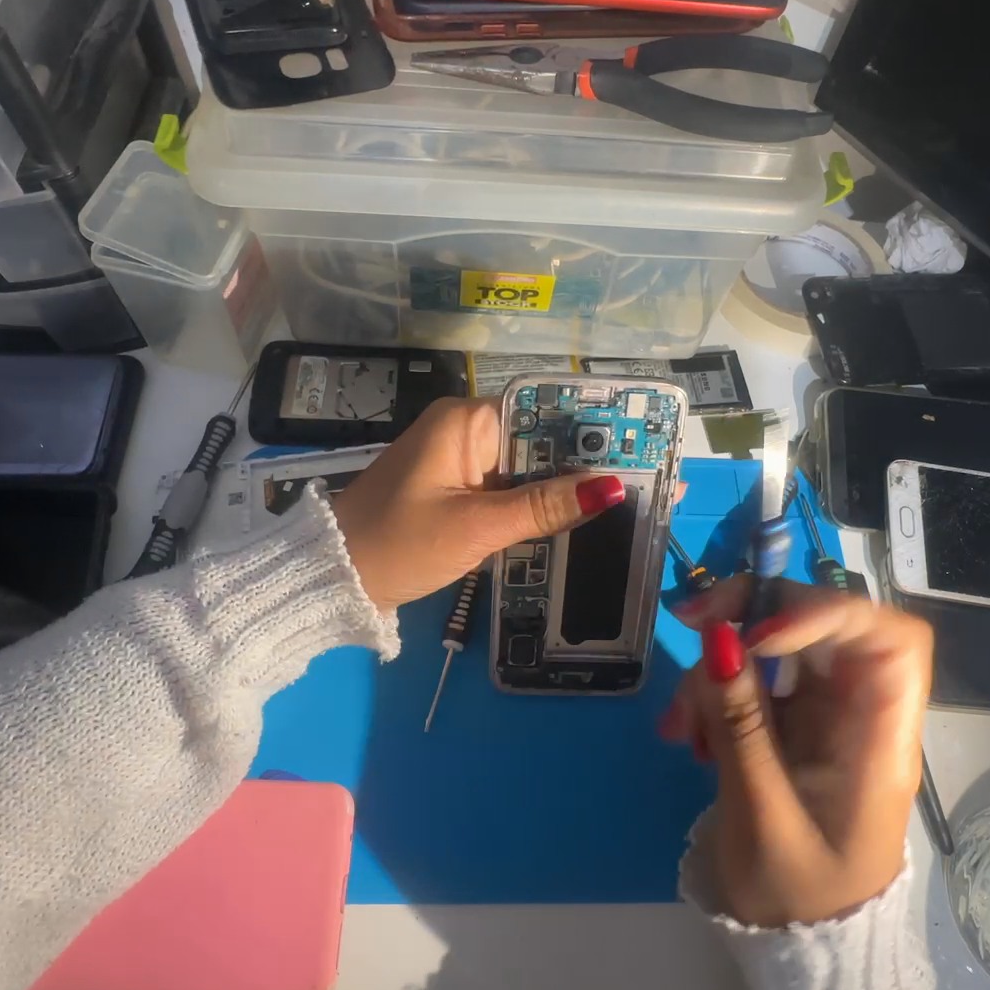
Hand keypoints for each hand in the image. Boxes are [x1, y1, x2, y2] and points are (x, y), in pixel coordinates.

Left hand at [330, 398, 627, 612]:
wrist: (336, 577)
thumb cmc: (398, 545)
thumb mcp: (475, 527)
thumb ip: (543, 506)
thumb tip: (613, 488)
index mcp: (465, 421)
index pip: (545, 412)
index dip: (595, 430)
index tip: (644, 447)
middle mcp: (467, 430)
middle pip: (542, 439)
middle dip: (591, 463)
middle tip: (653, 482)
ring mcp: (464, 460)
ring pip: (531, 467)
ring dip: (570, 486)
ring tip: (634, 500)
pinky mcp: (461, 488)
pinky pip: (512, 488)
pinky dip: (542, 504)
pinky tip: (583, 518)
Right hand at [661, 578, 933, 925]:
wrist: (796, 945)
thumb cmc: (797, 895)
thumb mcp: (761, 814)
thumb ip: (740, 724)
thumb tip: (716, 638)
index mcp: (878, 738)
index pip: (885, 638)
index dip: (827, 613)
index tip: (758, 633)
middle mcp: (855, 710)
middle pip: (817, 624)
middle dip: (750, 614)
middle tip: (691, 620)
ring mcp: (818, 712)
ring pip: (769, 647)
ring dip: (715, 668)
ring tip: (679, 726)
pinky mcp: (784, 721)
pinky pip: (745, 679)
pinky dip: (708, 693)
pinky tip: (685, 735)